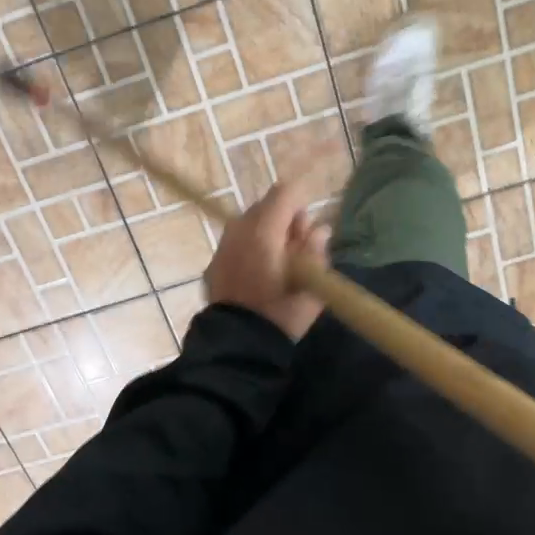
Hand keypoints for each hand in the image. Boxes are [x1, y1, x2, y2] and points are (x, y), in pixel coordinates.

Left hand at [204, 181, 330, 340]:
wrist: (239, 341)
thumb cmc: (281, 312)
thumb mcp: (312, 285)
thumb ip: (317, 250)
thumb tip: (320, 229)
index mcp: (265, 229)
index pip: (286, 192)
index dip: (301, 209)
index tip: (306, 236)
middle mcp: (240, 227)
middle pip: (267, 206)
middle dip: (285, 222)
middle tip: (295, 254)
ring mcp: (224, 243)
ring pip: (251, 223)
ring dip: (267, 235)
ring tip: (276, 266)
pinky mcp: (215, 260)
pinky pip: (238, 242)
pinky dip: (251, 249)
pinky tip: (257, 276)